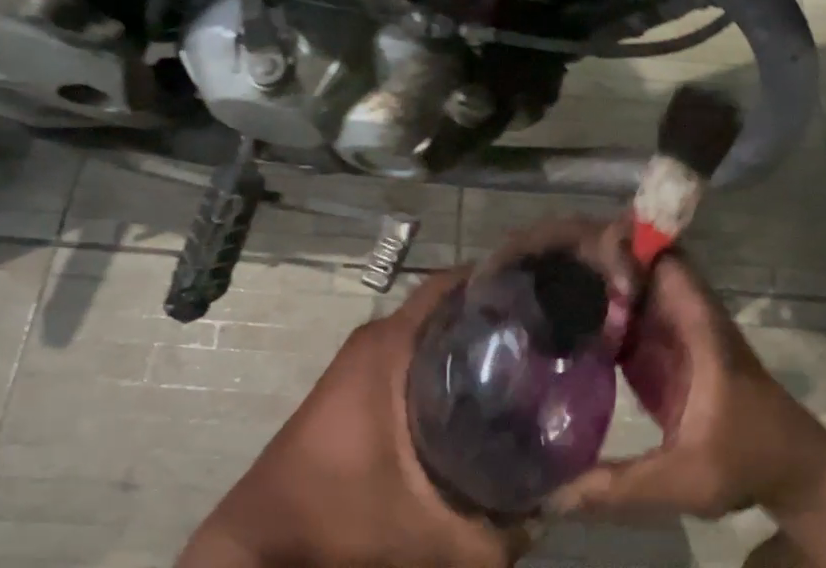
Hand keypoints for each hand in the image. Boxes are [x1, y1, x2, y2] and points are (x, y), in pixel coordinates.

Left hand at [179, 268, 527, 567]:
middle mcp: (376, 339)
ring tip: (532, 368)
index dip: (505, 283)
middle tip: (554, 342)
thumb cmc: (341, 522)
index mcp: (389, 346)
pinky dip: (450, 370)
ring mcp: (363, 364)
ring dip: (475, 346)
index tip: (551, 298)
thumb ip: (506, 529)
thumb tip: (562, 503)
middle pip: (450, 308)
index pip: (454, 285)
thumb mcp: (436, 539)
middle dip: (501, 319)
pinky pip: (416, 360)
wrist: (263, 547)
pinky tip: (485, 402)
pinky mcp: (357, 390)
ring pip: (432, 336)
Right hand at [548, 253, 825, 519]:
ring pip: (621, 276)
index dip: (619, 244)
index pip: (661, 257)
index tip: (570, 254)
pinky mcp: (657, 345)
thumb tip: (551, 497)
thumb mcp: (688, 480)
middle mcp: (679, 311)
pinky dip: (586, 301)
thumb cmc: (750, 461)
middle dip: (583, 249)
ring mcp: (667, 326)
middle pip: (631, 254)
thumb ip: (623, 486)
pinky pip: (618, 307)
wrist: (792, 470)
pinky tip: (547, 313)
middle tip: (528, 260)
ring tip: (526, 276)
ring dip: (581, 270)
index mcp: (695, 324)